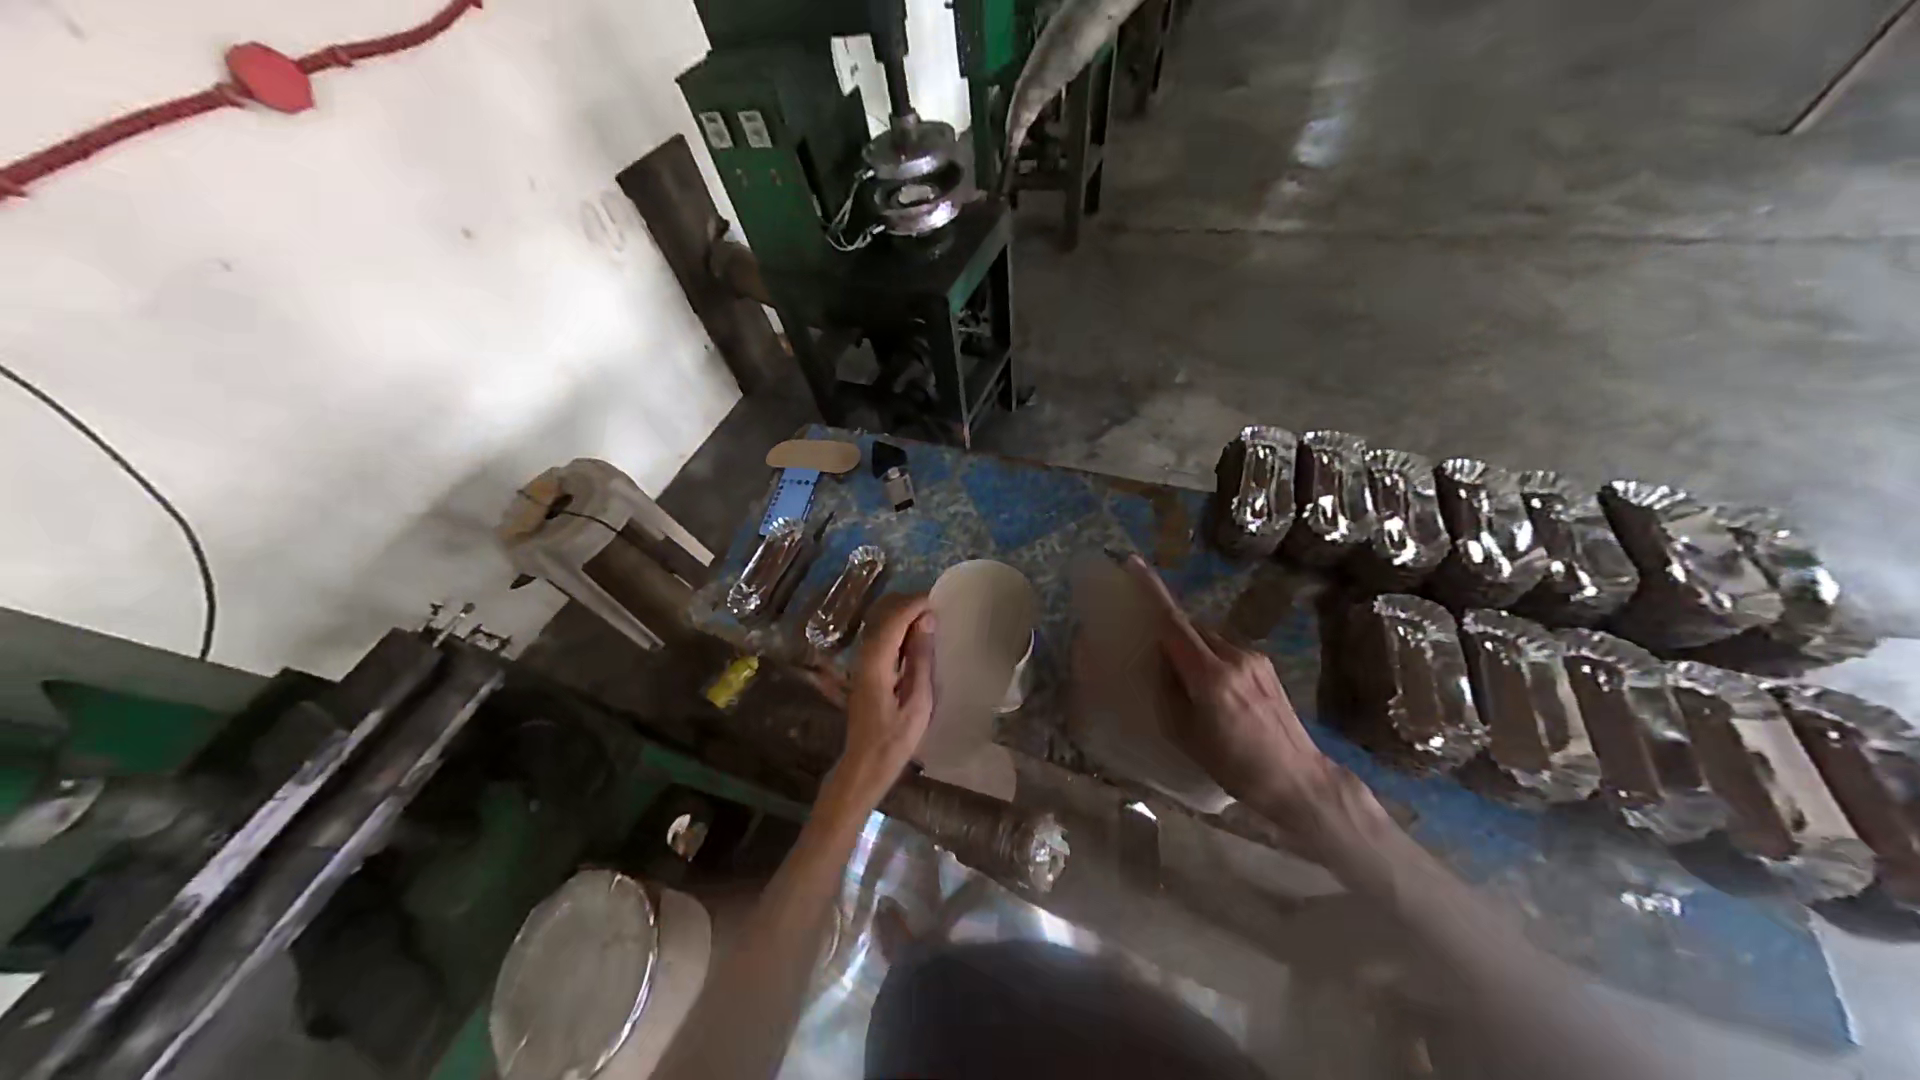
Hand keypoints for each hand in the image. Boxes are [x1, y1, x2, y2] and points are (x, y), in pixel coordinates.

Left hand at [834, 593, 935, 802]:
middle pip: (883, 615)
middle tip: (937, 607)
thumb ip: (921, 659)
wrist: (865, 765)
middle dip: (908, 604)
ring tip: (930, 618)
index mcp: (876, 661)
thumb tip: (926, 621)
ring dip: (903, 615)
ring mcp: (861, 662)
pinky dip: (898, 630)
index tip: (938, 599)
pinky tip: (916, 638)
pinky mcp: (865, 670)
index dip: (915, 604)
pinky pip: (881, 638)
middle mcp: (864, 655)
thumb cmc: (895, 740)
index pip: (894, 618)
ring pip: (880, 624)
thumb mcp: (918, 702)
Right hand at [1123, 556, 1374, 835]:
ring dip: (1190, 646)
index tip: (1134, 565)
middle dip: (1168, 631)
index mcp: (1209, 677)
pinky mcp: (1265, 664)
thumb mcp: (1185, 734)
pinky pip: (1225, 648)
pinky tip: (1212, 687)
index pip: (1174, 625)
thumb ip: (1167, 689)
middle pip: (1189, 627)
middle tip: (1153, 651)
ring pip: (1208, 637)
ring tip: (1186, 680)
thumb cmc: (1233, 765)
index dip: (1151, 593)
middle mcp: (1233, 657)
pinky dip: (1209, 656)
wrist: (1297, 778)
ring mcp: (1253, 658)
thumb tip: (1157, 658)